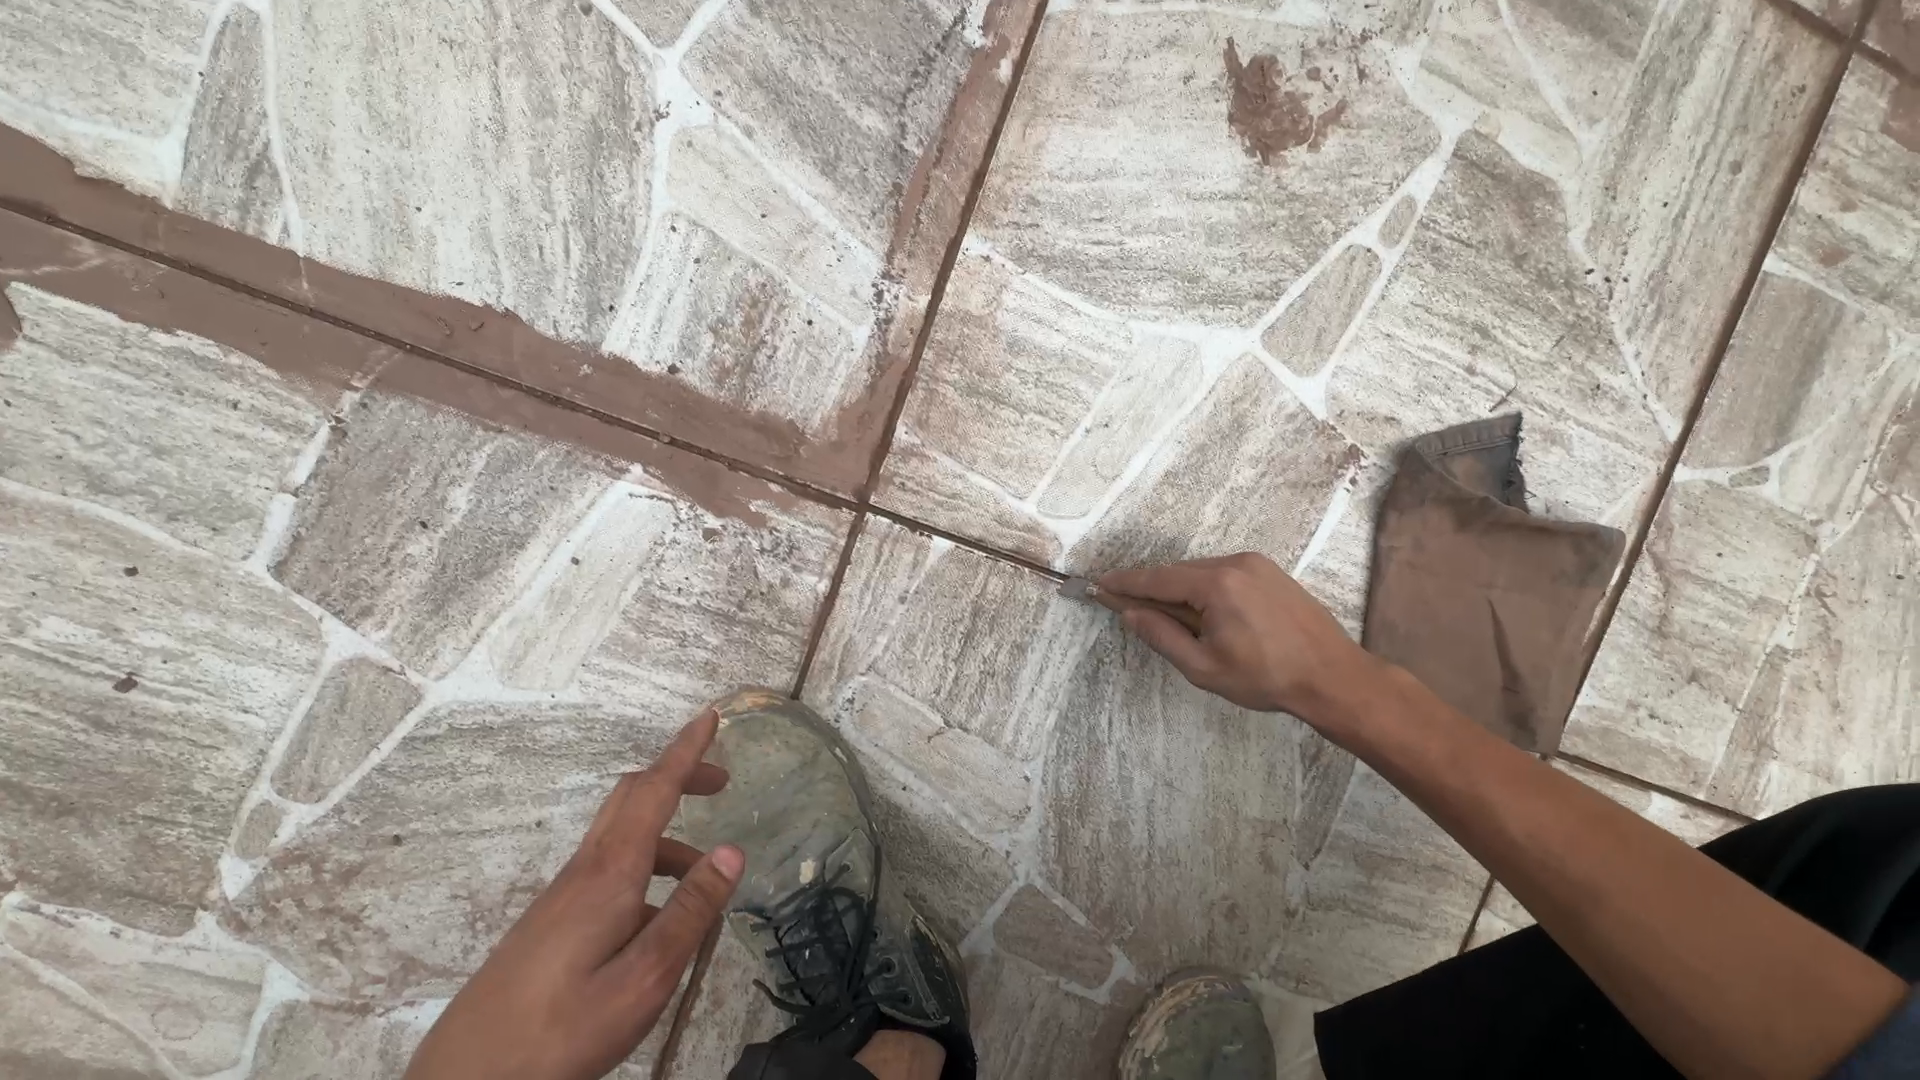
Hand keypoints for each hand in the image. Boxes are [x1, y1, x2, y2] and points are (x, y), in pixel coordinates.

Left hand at [404, 710, 742, 1079]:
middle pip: (631, 797)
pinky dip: (646, 867)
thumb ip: (690, 913)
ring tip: (703, 877)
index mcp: (610, 874)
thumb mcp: (644, 979)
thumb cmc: (561, 1032)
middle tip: (721, 782)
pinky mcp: (552, 923)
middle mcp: (584, 871)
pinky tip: (657, 922)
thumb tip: (732, 851)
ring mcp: (563, 896)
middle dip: (677, 776)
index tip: (710, 715)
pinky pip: (608, 869)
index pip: (653, 791)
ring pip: (620, 836)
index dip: (685, 751)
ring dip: (667, 832)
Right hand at [1099, 553, 1380, 722]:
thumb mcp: (1203, 667)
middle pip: (1177, 572)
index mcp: (1217, 584)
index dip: (1125, 583)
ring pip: (1200, 571)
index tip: (1099, 583)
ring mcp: (1256, 564)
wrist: (1333, 676)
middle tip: (1128, 608)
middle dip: (1151, 589)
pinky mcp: (1270, 571)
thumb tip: (1130, 614)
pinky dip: (1204, 588)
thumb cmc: (1266, 678)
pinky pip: (1223, 573)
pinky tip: (1203, 613)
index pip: (1157, 579)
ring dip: (1179, 590)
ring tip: (1171, 620)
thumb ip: (1161, 636)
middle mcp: (1235, 563)